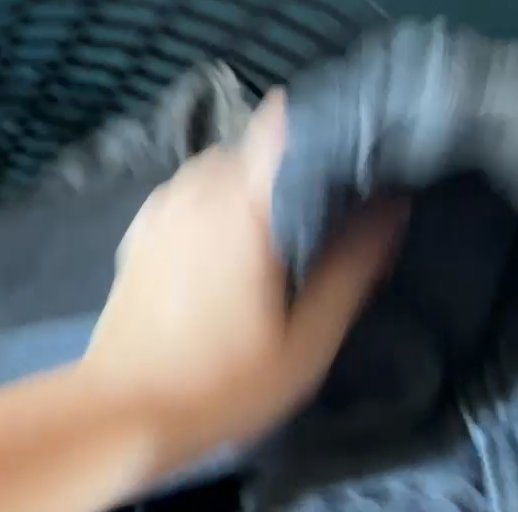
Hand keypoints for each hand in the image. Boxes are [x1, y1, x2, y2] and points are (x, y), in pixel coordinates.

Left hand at [79, 90, 406, 468]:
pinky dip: (212, 196)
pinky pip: (183, 192)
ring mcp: (156, 209)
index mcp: (234, 210)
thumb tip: (388, 209)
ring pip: (210, 169)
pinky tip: (233, 233)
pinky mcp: (138, 228)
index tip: (348, 121)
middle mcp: (189, 195)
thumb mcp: (306, 337)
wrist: (129, 398)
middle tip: (331, 186)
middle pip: (243, 150)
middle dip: (285, 159)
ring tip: (288, 213)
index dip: (308, 120)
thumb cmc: (225, 379)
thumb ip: (348, 267)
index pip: (271, 135)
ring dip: (247, 178)